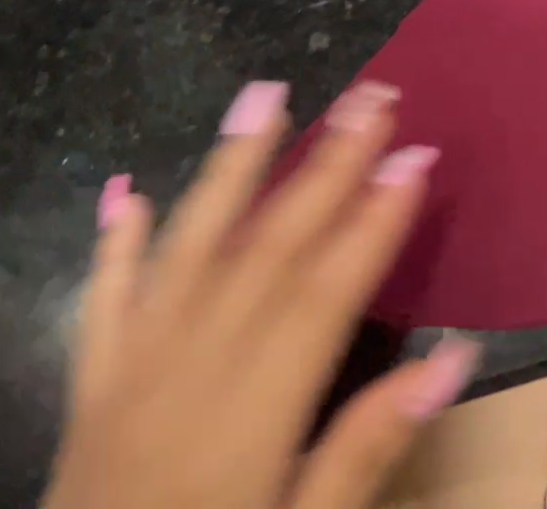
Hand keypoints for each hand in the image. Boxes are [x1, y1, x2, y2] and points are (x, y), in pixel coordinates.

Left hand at [42, 80, 476, 508]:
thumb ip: (370, 448)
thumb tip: (455, 357)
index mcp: (252, 415)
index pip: (324, 293)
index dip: (373, 220)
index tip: (414, 155)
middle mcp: (191, 373)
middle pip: (267, 250)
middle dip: (325, 166)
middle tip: (370, 98)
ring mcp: (132, 374)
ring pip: (189, 251)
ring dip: (230, 168)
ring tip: (262, 98)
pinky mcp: (91, 391)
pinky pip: (105, 304)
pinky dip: (119, 245)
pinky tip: (131, 192)